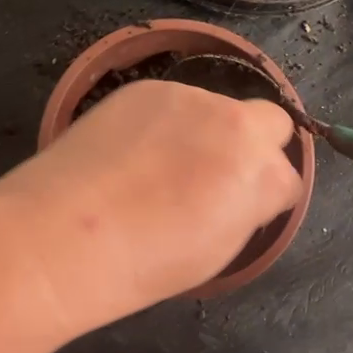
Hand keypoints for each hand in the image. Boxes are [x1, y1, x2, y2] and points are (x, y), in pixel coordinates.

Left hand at [0, 80, 298, 329]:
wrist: (64, 235)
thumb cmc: (144, 265)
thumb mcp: (217, 250)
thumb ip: (244, 210)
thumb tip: (240, 192)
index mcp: (263, 175)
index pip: (288, 178)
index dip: (264, 196)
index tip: (236, 210)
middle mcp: (236, 124)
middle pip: (270, 121)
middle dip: (255, 144)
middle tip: (213, 174)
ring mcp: (190, 98)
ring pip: (215, 108)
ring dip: (203, 130)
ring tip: (155, 166)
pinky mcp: (148, 87)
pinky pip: (171, 102)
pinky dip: (161, 121)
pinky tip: (126, 151)